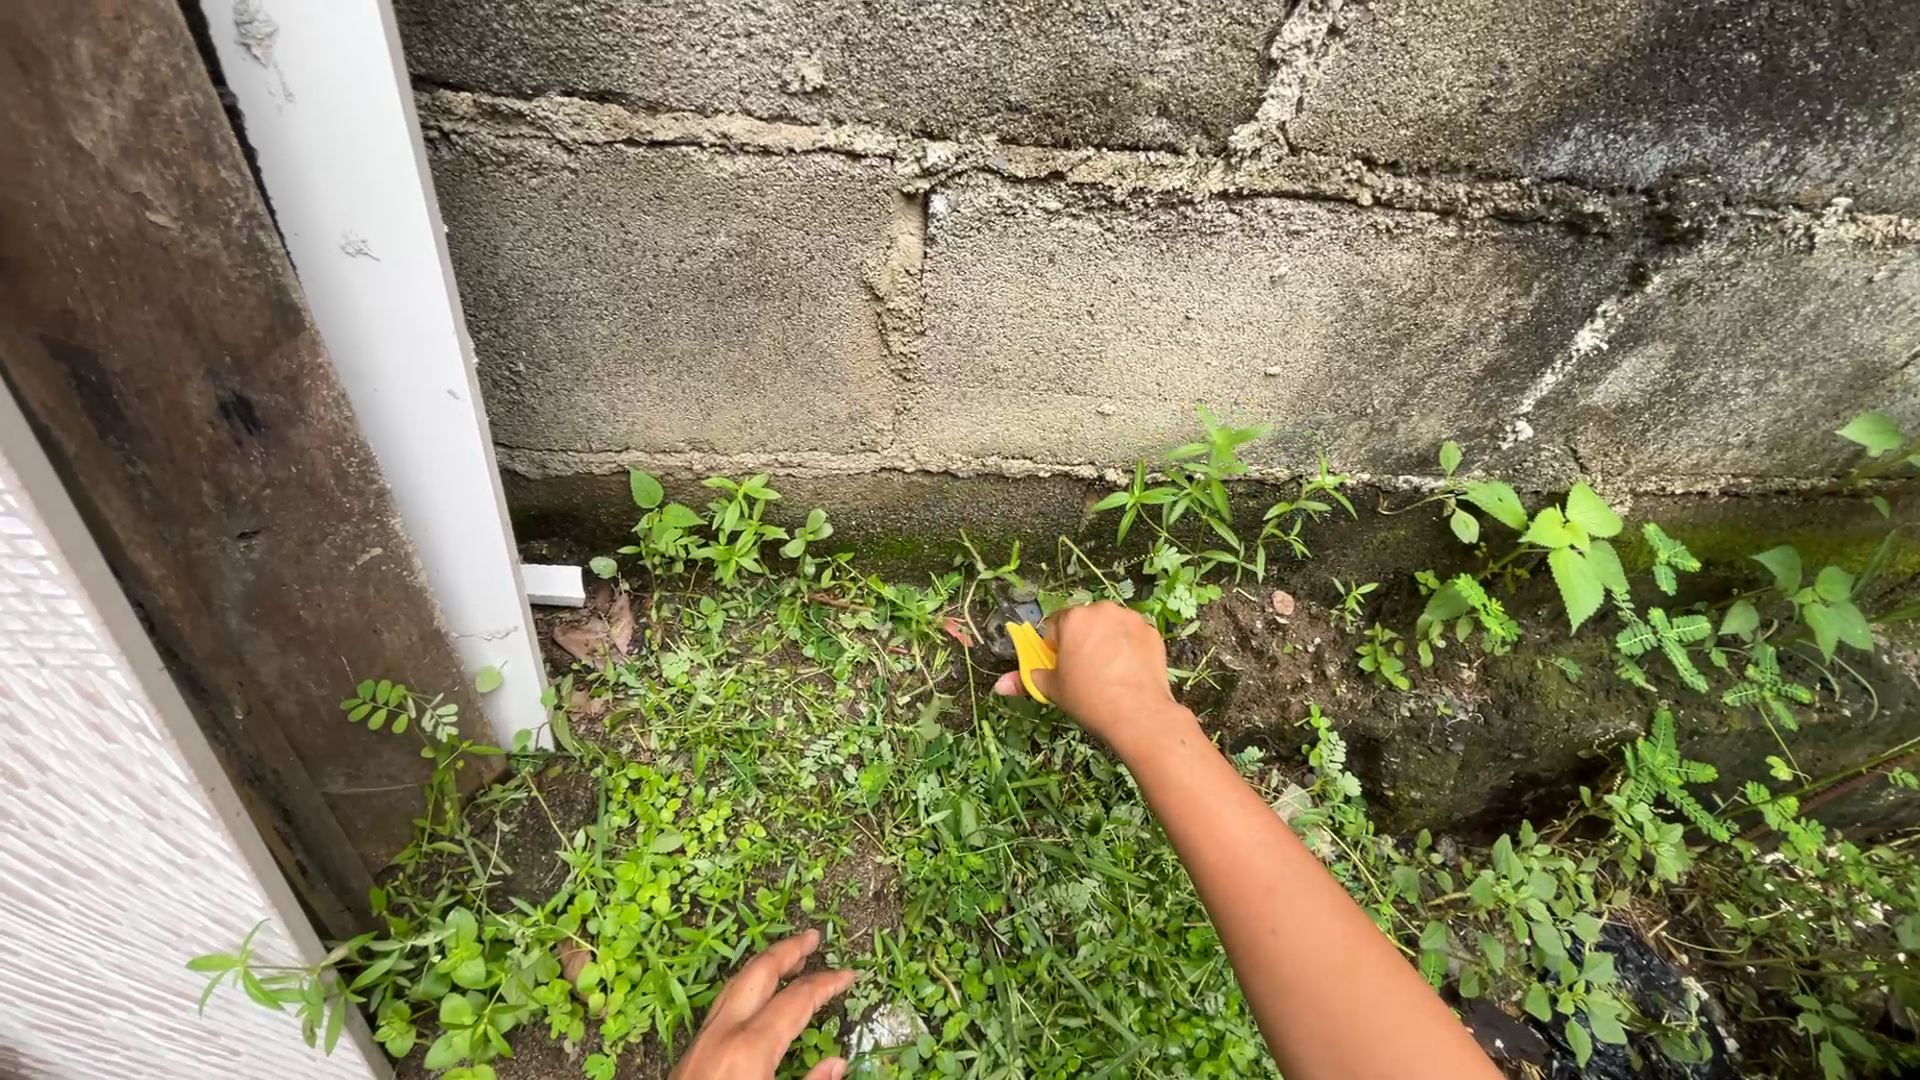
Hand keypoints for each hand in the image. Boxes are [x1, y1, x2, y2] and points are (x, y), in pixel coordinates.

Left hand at [671, 930, 855, 1079]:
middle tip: (814, 937)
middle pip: (761, 972)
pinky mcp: (690, 1054)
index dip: (828, 983)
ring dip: (766, 963)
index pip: (798, 998)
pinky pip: (724, 1002)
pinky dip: (747, 985)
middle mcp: (725, 1032)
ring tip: (789, 956)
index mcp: (751, 1048)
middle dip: (789, 950)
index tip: (850, 974)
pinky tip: (755, 993)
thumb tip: (836, 1064)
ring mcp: (703, 1040)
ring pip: (737, 981)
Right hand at [992, 601, 1190, 757]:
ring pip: (1109, 627)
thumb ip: (1025, 680)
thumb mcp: (1053, 689)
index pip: (1055, 627)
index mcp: (1073, 618)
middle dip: (1082, 641)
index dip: (1057, 649)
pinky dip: (1129, 648)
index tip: (1064, 668)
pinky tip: (1129, 672)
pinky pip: (1132, 636)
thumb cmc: (1088, 698)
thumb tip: (999, 686)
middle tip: (1086, 672)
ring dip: (1106, 641)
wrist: (1138, 715)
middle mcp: (1101, 609)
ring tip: (1109, 673)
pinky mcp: (1152, 631)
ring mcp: (1130, 619)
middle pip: (1084, 623)